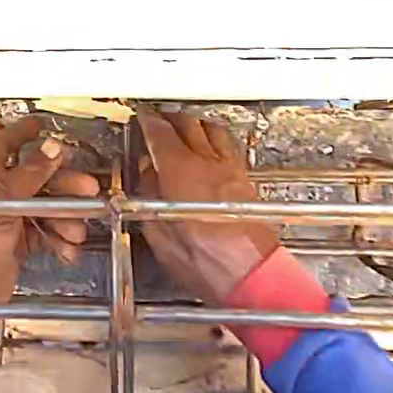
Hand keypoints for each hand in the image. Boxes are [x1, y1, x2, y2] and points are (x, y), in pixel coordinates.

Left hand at [0, 118, 99, 308]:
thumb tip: (52, 148)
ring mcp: (4, 219)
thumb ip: (27, 176)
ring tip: (75, 233)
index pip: (3, 144)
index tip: (43, 123)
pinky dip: (58, 240)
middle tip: (88, 190)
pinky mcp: (15, 243)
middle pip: (34, 177)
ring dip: (65, 218)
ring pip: (44, 206)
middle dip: (63, 184)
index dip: (24, 133)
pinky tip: (67, 250)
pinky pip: (43, 232)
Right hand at [136, 111, 279, 303]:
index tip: (141, 118)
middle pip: (187, 123)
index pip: (159, 132)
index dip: (147, 121)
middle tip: (159, 120)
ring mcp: (229, 169)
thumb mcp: (158, 232)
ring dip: (195, 123)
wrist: (251, 275)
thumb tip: (145, 175)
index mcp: (180, 170)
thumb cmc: (206, 261)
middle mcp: (206, 162)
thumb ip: (149, 195)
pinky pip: (229, 146)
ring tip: (186, 126)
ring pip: (212, 129)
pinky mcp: (245, 180)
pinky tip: (212, 146)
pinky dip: (216, 138)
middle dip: (170, 118)